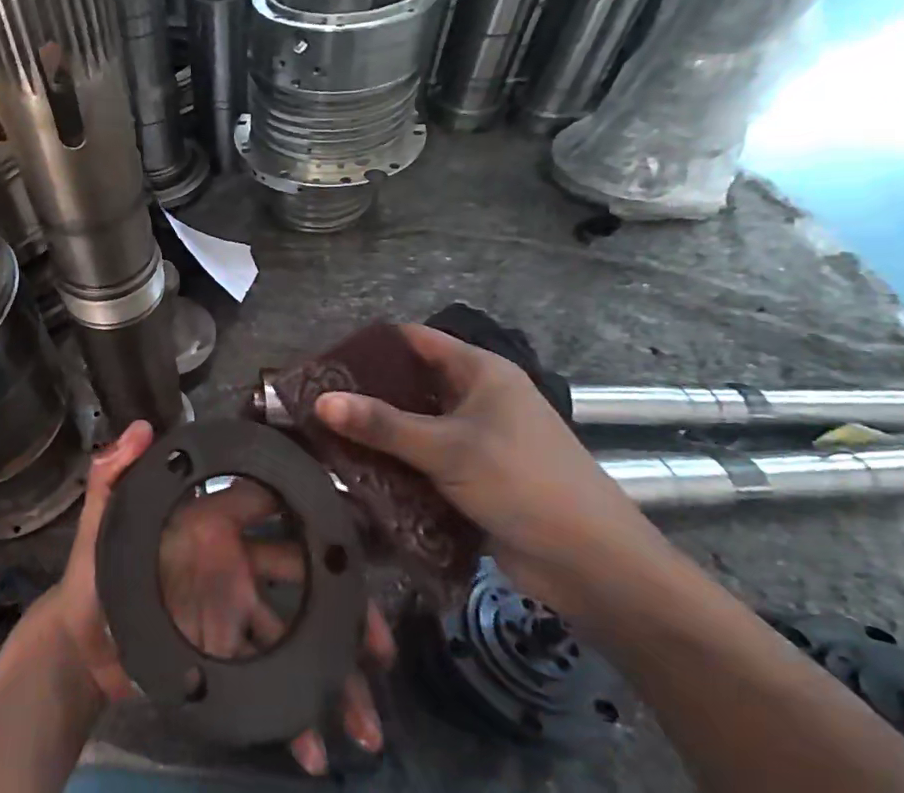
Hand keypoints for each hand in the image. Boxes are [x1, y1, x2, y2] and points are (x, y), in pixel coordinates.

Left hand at [33, 421, 396, 775]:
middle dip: (343, 601)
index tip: (354, 535)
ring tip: (363, 723)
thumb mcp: (98, 527)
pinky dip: (293, 712)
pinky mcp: (228, 652)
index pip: (271, 508)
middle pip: (303, 575)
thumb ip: (111, 477)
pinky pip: (269, 674)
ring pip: (297, 634)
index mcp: (211, 523)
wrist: (80, 651)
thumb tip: (139, 428)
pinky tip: (314, 745)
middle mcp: (235, 562)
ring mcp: (236, 609)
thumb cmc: (91, 577)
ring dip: (332, 673)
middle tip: (379, 642)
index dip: (311, 516)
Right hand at [313, 324, 665, 611]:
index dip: (371, 345)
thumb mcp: (447, 447)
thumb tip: (320, 401)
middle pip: (410, 386)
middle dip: (365, 395)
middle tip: (314, 405)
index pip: (416, 341)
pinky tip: (355, 476)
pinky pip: (422, 464)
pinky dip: (393, 468)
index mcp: (480, 372)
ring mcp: (474, 441)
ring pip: (413, 429)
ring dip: (376, 436)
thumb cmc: (522, 482)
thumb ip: (382, 424)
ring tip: (323, 440)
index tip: (325, 361)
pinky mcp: (470, 479)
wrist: (589, 562)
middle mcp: (476, 399)